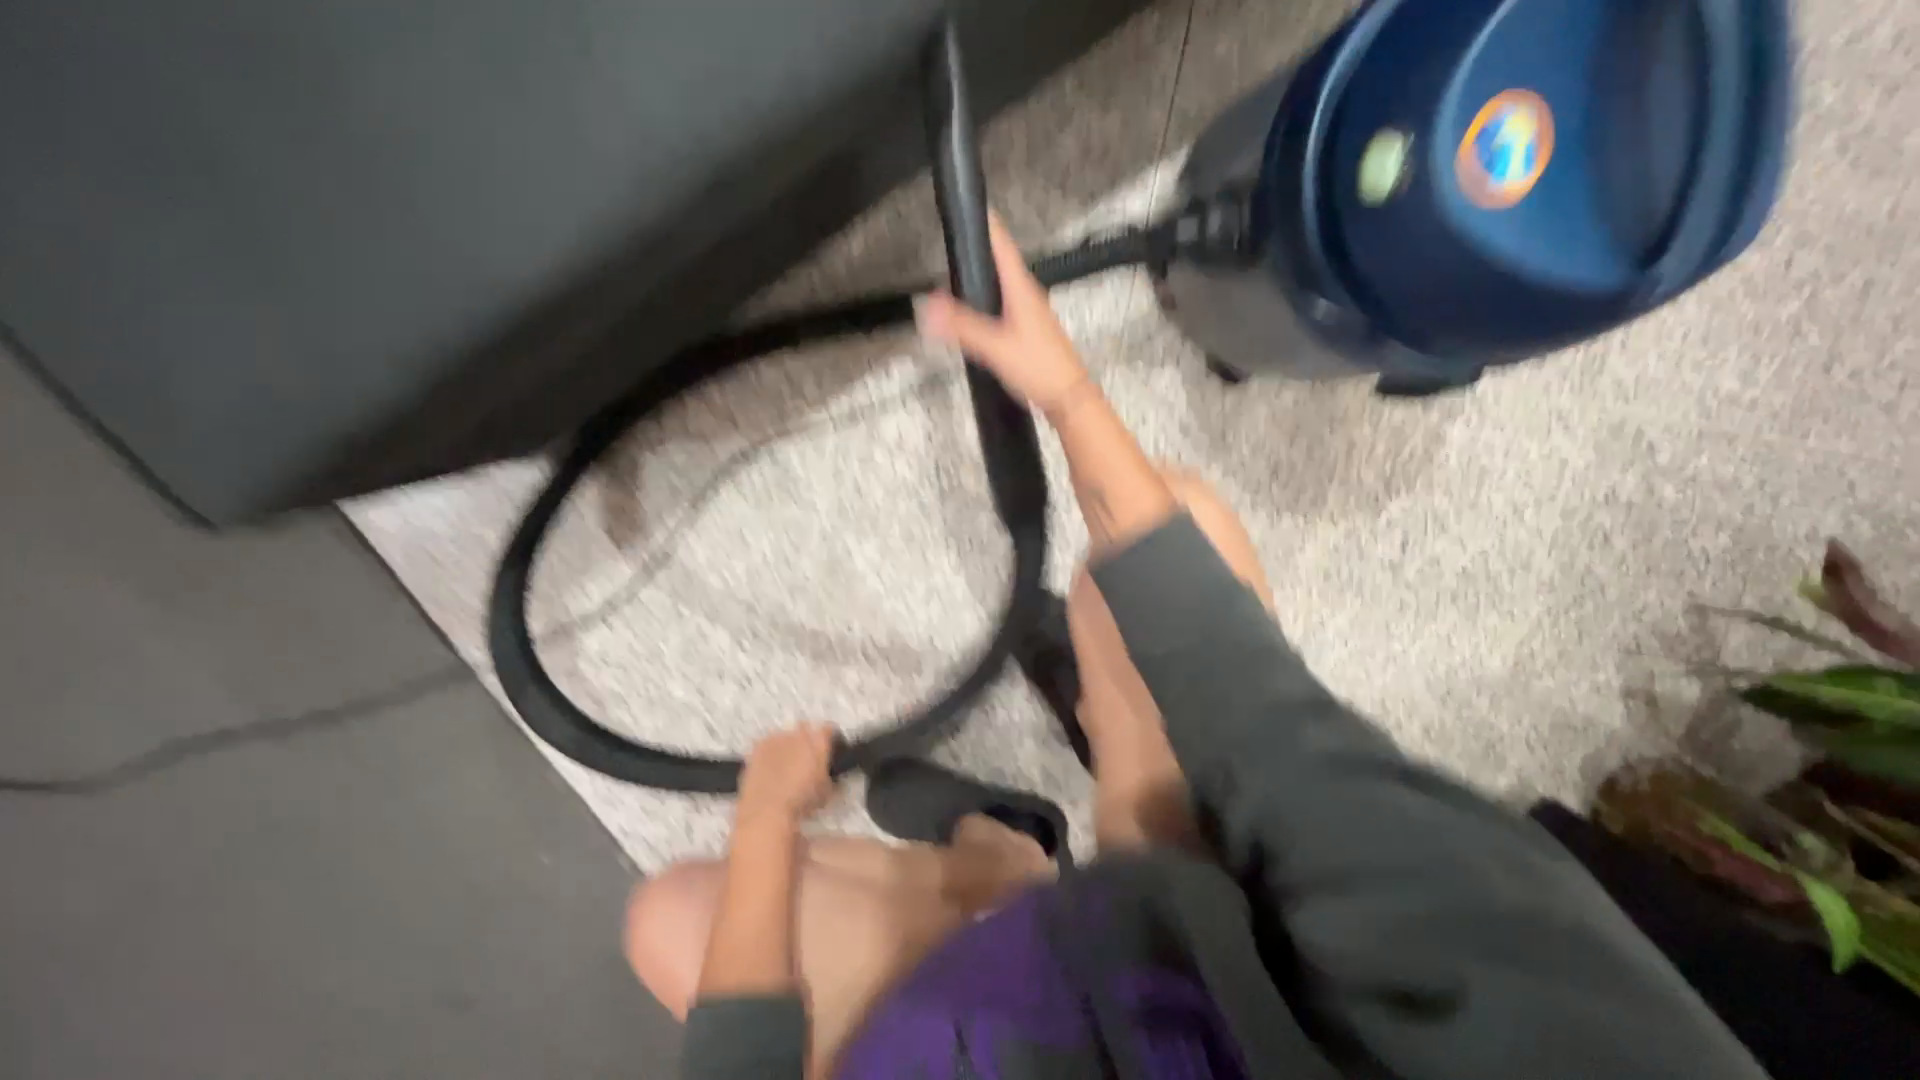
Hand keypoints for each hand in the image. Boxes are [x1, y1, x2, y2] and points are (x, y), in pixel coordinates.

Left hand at [735, 723, 837, 829]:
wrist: (767, 809)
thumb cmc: (801, 801)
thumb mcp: (826, 792)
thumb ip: (829, 776)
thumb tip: (829, 775)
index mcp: (818, 741)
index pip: (828, 729)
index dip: (828, 739)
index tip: (827, 750)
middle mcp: (798, 733)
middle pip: (805, 729)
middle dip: (806, 740)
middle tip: (805, 759)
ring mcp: (776, 737)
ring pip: (785, 736)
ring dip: (787, 746)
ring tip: (784, 766)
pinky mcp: (757, 746)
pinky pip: (767, 744)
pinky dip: (770, 753)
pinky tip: (768, 768)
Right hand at [915, 213, 1094, 417]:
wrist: (1069, 398)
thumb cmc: (1040, 369)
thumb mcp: (995, 347)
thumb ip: (961, 327)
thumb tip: (927, 306)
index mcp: (1021, 290)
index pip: (1002, 246)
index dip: (988, 224)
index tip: (973, 204)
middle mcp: (1028, 296)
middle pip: (1001, 263)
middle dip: (981, 247)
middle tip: (961, 234)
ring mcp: (1030, 314)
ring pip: (1003, 286)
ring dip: (985, 275)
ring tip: (962, 268)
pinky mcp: (1028, 332)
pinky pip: (1004, 307)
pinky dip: (988, 301)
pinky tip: (978, 313)